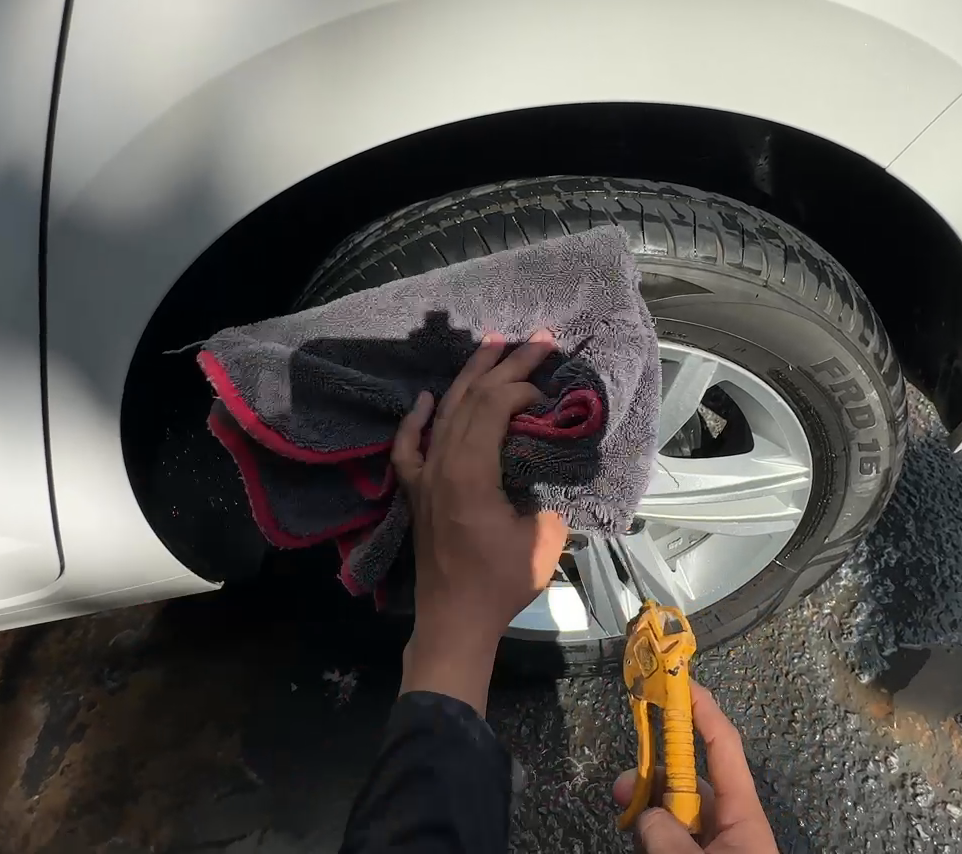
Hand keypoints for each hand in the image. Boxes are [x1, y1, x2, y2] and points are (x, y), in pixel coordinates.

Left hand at [392, 331, 570, 715]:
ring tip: (493, 344)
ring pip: (444, 411)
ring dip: (470, 375)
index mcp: (471, 472)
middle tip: (538, 339)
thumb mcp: (544, 538)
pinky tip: (424, 397)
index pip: (493, 407)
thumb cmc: (500, 583)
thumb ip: (549, 492)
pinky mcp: (415, 490)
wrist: (454, 621)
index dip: (522, 389)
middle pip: (472, 398)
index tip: (548, 395)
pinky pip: (408, 446)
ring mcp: (423, 475)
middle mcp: (442, 463)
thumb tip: (553, 463)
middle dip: (507, 364)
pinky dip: (416, 419)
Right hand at [613, 684, 777, 852]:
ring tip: (626, 822)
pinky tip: (640, 846)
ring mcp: (714, 845)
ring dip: (648, 811)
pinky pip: (673, 838)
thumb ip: (667, 835)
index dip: (702, 709)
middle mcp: (729, 823)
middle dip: (652, 777)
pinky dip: (653, 837)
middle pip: (687, 781)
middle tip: (621, 789)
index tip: (677, 681)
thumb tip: (644, 814)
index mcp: (743, 812)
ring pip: (674, 813)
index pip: (723, 744)